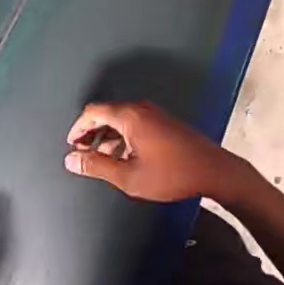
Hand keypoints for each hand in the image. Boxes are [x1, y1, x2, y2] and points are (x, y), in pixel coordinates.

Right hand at [64, 100, 253, 201]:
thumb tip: (72, 159)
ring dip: (106, 136)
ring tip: (100, 159)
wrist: (212, 170)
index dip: (78, 128)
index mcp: (130, 116)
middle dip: (90, 132)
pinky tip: (122, 157)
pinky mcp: (163, 122)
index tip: (71, 145)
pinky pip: (134, 122)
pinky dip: (122, 136)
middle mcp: (141, 108)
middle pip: (106, 112)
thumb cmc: (171, 174)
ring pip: (120, 118)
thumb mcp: (128, 176)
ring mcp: (154, 113)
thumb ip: (97, 166)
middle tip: (82, 154)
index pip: (93, 111)